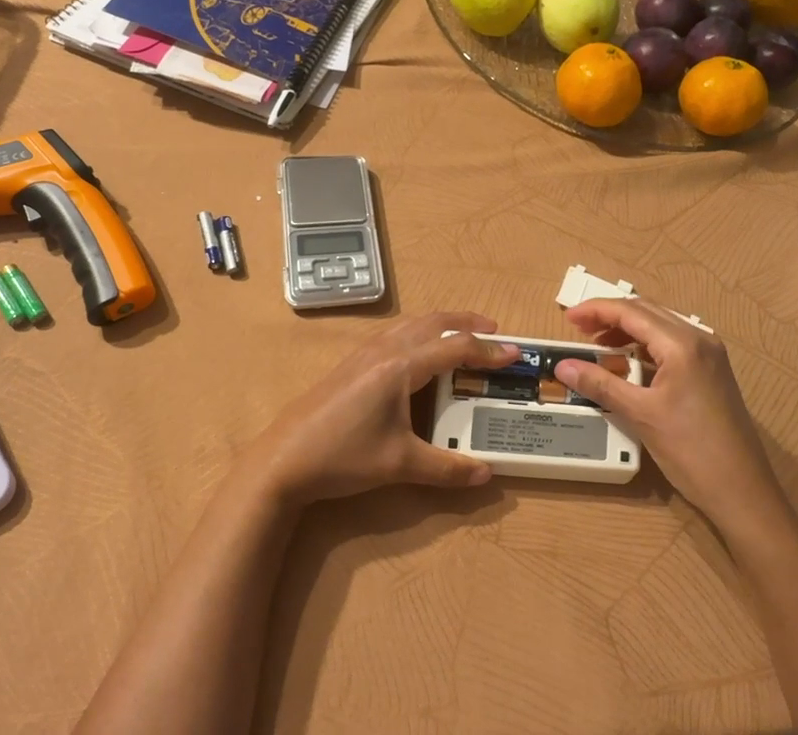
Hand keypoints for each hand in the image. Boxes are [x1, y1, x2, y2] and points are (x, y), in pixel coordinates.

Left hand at [246, 312, 518, 505]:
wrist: (282, 460)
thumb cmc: (343, 457)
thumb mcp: (400, 465)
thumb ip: (447, 467)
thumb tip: (486, 473)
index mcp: (400, 367)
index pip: (454, 348)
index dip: (488, 351)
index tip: (515, 354)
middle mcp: (383, 351)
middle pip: (432, 323)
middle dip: (466, 323)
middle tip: (493, 331)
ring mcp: (362, 355)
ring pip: (409, 325)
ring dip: (439, 325)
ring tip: (460, 337)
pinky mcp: (349, 366)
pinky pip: (392, 336)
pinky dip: (417, 334)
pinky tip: (417, 355)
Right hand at [554, 299, 783, 521]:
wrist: (741, 489)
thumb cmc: (691, 450)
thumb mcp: (640, 414)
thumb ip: (600, 384)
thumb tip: (563, 366)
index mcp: (682, 344)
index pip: (632, 312)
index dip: (597, 310)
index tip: (568, 318)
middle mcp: (700, 340)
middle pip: (647, 312)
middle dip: (611, 316)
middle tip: (579, 330)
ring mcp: (710, 356)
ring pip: (661, 326)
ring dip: (628, 330)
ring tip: (599, 346)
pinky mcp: (712, 372)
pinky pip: (673, 345)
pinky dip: (646, 346)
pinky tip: (630, 363)